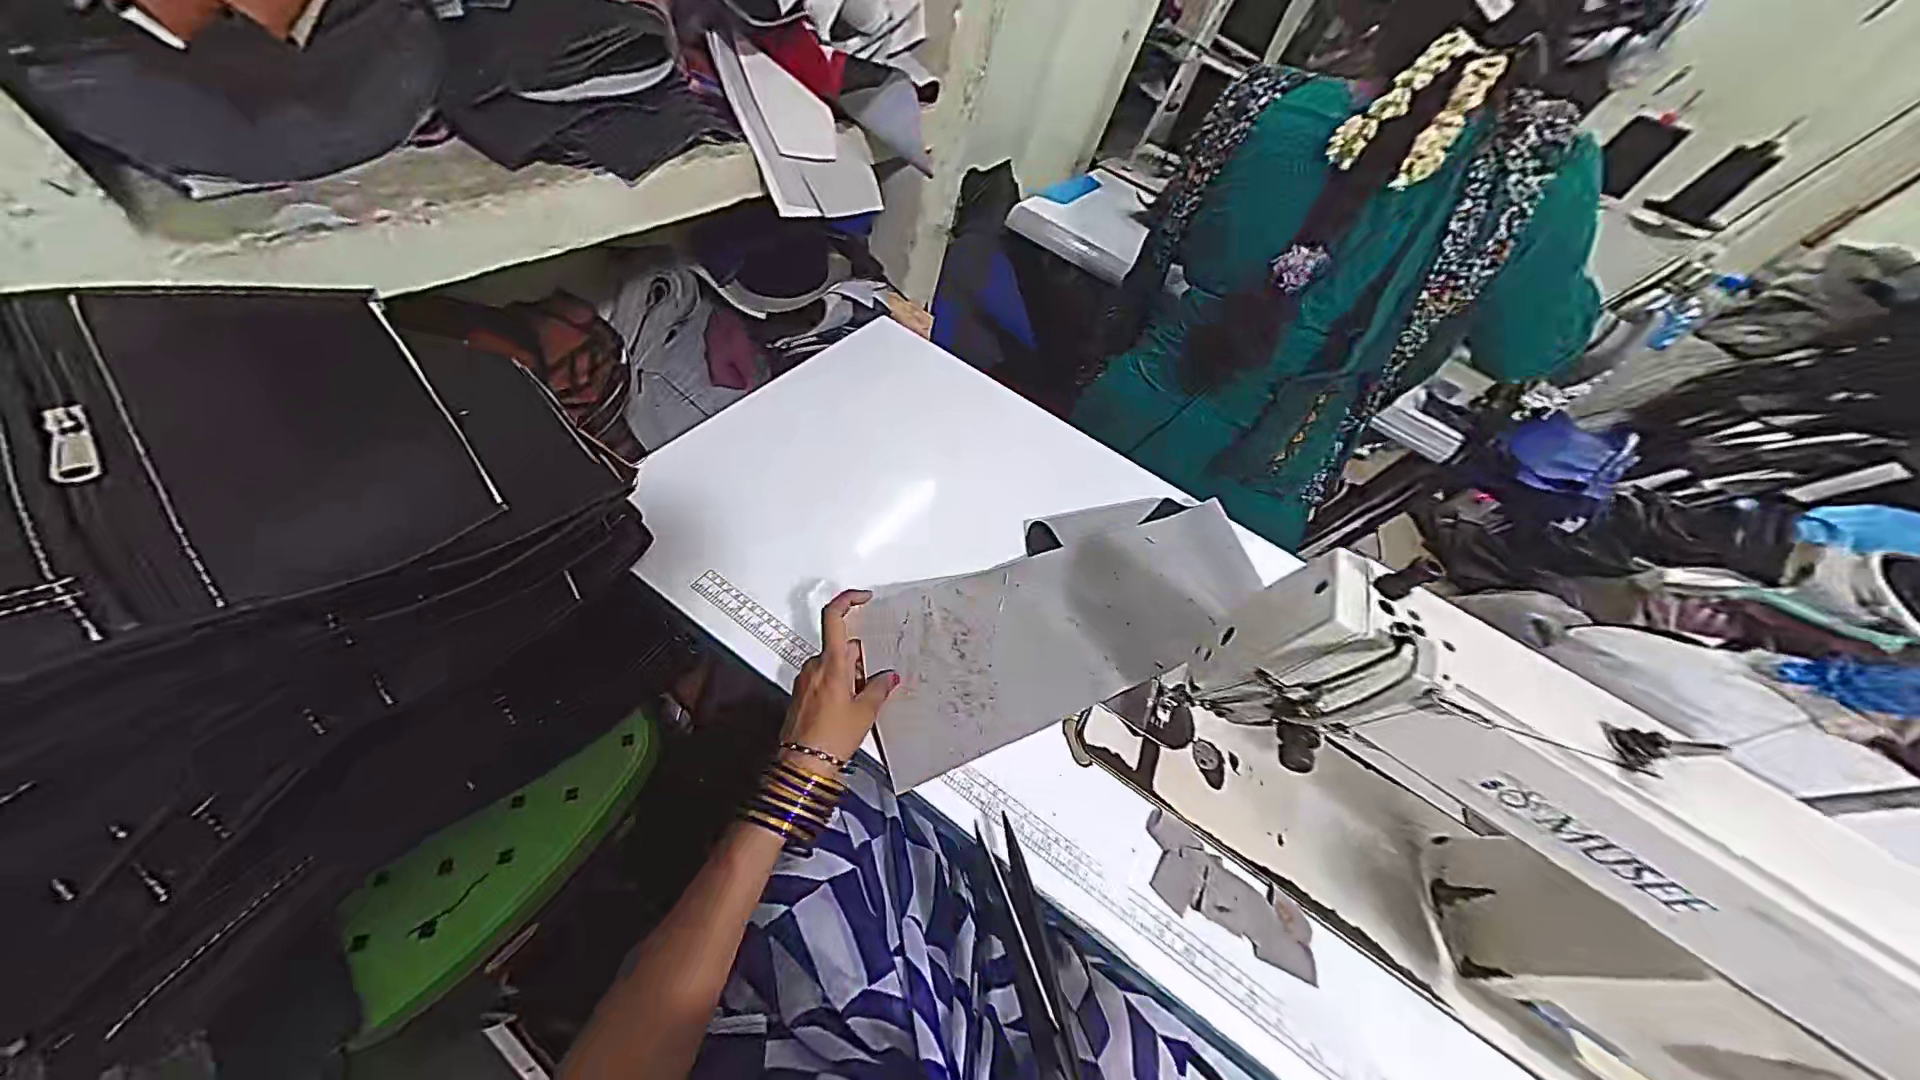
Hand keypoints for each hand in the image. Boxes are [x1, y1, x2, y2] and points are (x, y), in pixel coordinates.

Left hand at [782, 590, 897, 774]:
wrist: (803, 764)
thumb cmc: (830, 739)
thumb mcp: (865, 712)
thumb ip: (880, 687)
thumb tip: (888, 677)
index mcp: (831, 663)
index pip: (834, 617)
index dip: (848, 600)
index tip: (862, 597)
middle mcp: (814, 666)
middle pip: (841, 646)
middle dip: (860, 659)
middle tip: (872, 683)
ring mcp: (806, 679)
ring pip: (833, 663)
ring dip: (849, 674)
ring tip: (859, 703)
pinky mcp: (802, 692)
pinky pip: (824, 677)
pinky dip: (838, 684)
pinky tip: (847, 707)